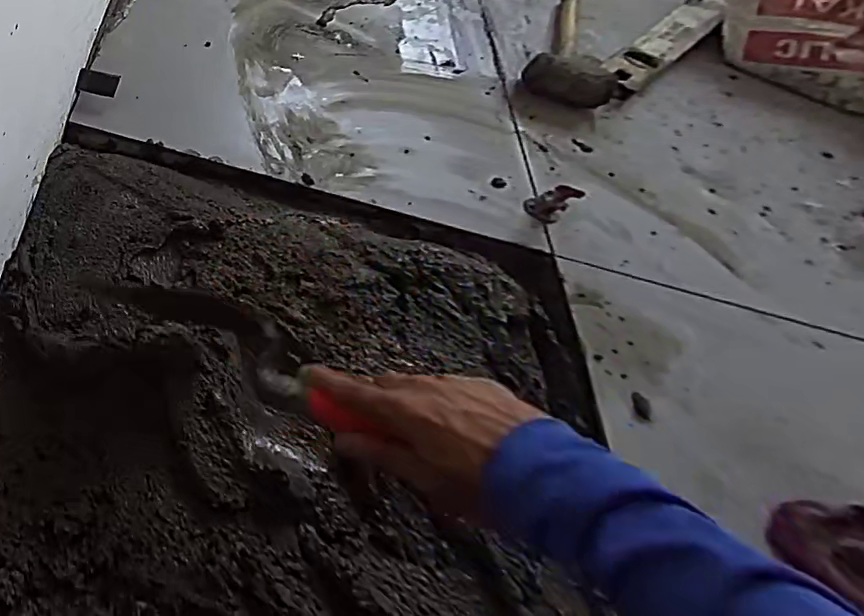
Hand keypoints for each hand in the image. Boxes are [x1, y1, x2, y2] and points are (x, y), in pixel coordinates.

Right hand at [302, 366, 543, 520]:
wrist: (556, 478)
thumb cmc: (486, 486)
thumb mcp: (427, 481)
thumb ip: (382, 455)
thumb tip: (347, 442)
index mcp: (404, 411)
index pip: (352, 392)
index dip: (326, 385)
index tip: (307, 377)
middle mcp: (424, 388)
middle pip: (381, 386)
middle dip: (367, 398)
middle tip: (362, 419)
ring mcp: (454, 383)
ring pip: (414, 385)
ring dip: (402, 400)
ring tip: (413, 429)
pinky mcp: (482, 386)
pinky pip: (445, 387)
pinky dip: (436, 401)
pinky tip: (452, 426)